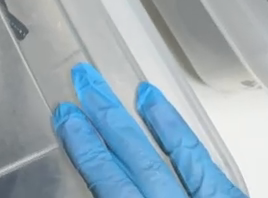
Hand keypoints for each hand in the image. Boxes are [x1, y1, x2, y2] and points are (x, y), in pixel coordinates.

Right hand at [53, 64, 245, 197]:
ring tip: (106, 84)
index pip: (110, 185)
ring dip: (134, 117)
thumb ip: (115, 197)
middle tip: (81, 81)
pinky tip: (154, 103)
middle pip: (137, 160)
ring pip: (169, 154)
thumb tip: (94, 181)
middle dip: (106, 119)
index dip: (85, 150)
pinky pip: (202, 162)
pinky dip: (177, 131)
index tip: (65, 118)